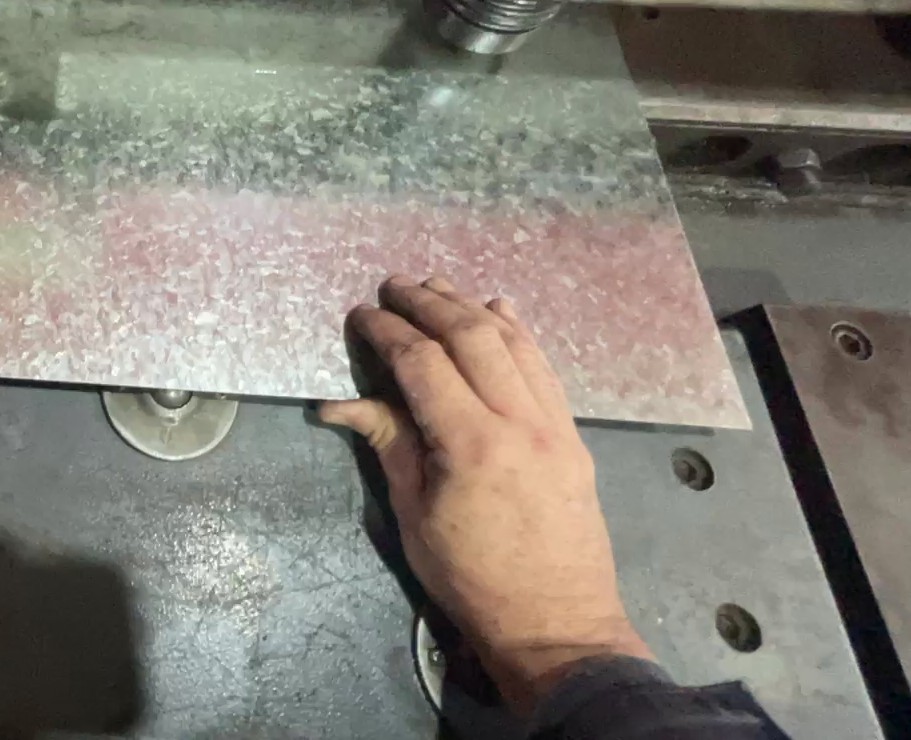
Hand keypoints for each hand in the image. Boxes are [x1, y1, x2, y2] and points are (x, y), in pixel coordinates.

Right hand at [319, 275, 650, 713]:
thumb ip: (386, 441)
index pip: (422, 362)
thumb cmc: (469, 574)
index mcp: (472, 444)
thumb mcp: (411, 511)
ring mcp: (556, 426)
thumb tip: (337, 404)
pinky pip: (544, 367)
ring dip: (470, 307)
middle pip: (471, 337)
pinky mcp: (573, 435)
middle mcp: (521, 422)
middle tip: (393, 285)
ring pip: (513, 343)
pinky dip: (518, 332)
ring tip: (437, 285)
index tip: (360, 314)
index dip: (386, 330)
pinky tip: (499, 310)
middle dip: (427, 303)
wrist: (558, 625)